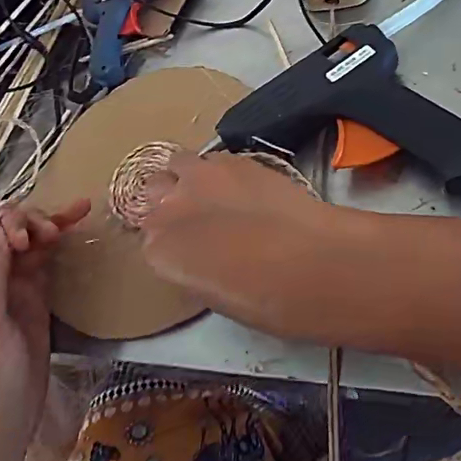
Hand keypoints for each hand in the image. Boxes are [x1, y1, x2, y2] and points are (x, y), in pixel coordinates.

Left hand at [0, 199, 88, 460]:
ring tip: (77, 215)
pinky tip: (69, 236)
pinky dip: (54, 251)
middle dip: (29, 220)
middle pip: (3, 235)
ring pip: (25, 250)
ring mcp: (8, 298)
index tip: (29, 236)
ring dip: (46, 228)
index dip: (3, 221)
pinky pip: (40, 271)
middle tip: (57, 231)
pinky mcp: (31, 312)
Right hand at [139, 153, 346, 340]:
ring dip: (190, 176)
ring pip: (177, 164)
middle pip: (154, 192)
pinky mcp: (232, 159)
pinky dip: (220, 169)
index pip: (149, 239)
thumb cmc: (266, 302)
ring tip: (216, 191)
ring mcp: (198, 177)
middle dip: (169, 200)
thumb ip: (192, 266)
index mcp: (159, 252)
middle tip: (196, 216)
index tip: (187, 247)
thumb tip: (198, 255)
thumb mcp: (213, 295)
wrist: (311, 262)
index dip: (170, 240)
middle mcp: (168, 208)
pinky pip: (213, 158)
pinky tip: (243, 184)